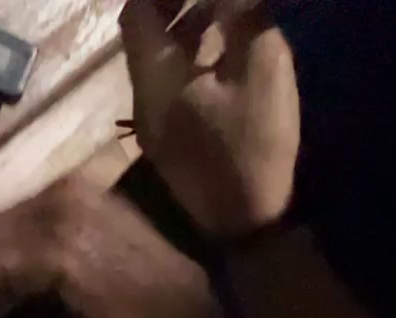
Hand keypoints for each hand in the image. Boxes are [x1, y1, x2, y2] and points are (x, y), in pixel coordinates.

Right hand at [0, 175, 278, 317]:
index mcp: (150, 307)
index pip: (59, 238)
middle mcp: (162, 266)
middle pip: (65, 207)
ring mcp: (161, 263)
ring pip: (73, 210)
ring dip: (8, 248)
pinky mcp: (149, 273)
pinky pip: (81, 234)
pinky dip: (29, 258)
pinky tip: (5, 302)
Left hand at [120, 0, 300, 238]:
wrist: (242, 219)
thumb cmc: (252, 143)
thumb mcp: (260, 67)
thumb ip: (242, 14)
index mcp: (153, 82)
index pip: (136, 15)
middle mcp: (142, 100)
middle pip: (144, 35)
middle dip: (176, 1)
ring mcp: (152, 120)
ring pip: (159, 58)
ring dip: (188, 23)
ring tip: (229, 3)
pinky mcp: (169, 134)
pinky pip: (171, 80)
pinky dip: (193, 51)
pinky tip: (227, 39)